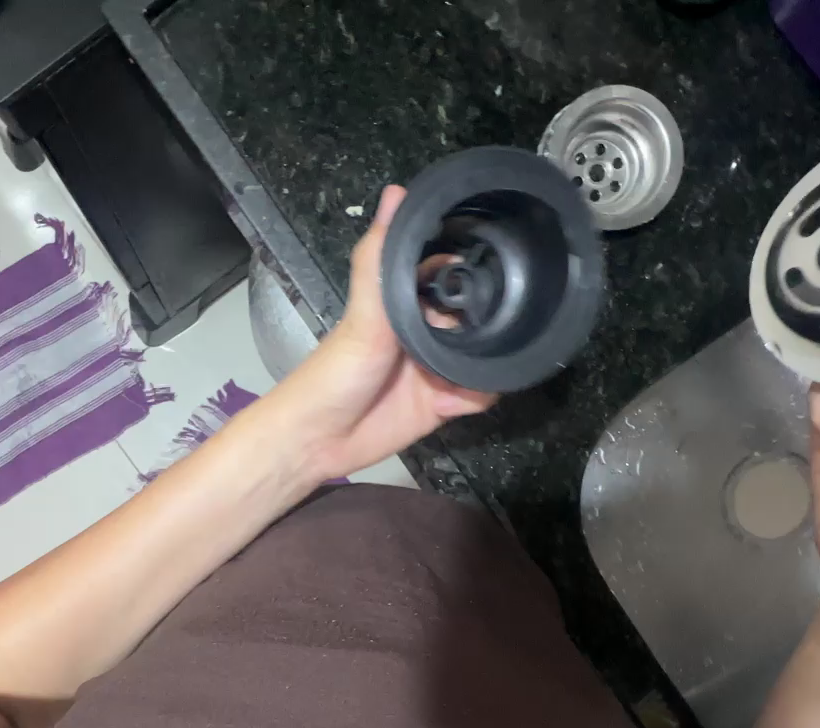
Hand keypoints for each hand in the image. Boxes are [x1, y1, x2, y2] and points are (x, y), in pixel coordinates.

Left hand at [255, 185, 496, 481]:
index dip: (476, 270)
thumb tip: (396, 192)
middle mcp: (425, 332)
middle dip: (491, 323)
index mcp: (405, 303)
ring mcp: (436, 369)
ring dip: (484, 365)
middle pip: (479, 317)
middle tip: (489, 334)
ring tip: (459, 375)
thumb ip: (380, 261)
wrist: (319, 441)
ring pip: (485, 356)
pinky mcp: (442, 405)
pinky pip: (478, 395)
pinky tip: (447, 404)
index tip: (501, 266)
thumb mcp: (362, 314)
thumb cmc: (332, 374)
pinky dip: (473, 397)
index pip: (453, 275)